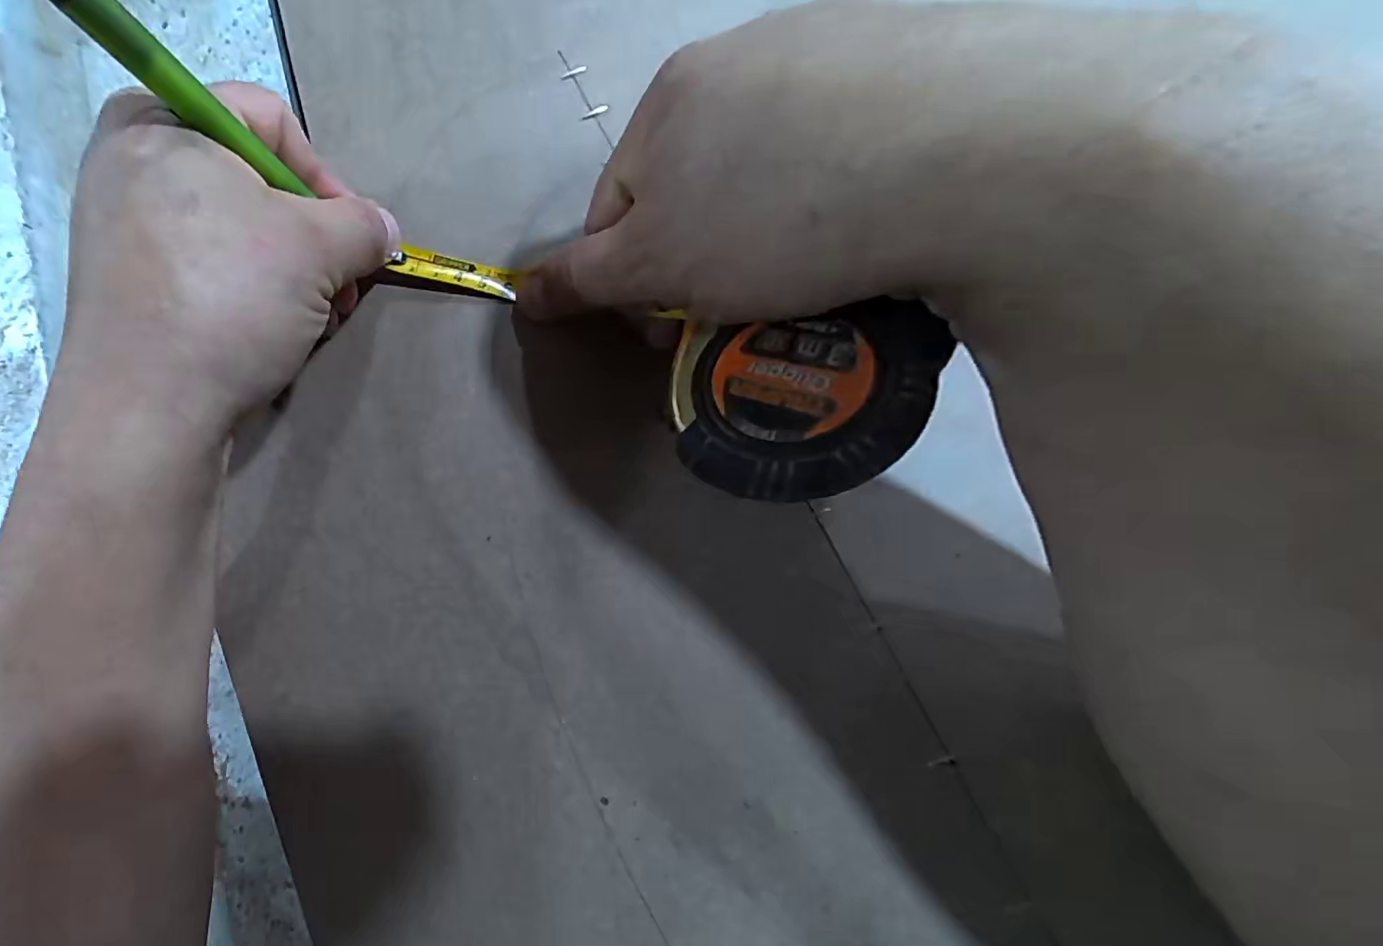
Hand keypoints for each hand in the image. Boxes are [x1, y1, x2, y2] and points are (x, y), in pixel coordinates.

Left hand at [61, 82, 398, 441]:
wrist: (149, 410)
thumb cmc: (229, 304)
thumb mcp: (317, 251)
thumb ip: (362, 227)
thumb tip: (383, 231)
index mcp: (161, 125)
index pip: (269, 120)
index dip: (325, 178)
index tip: (354, 237)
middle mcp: (129, 169)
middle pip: (252, 186)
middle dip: (310, 242)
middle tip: (338, 290)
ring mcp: (120, 236)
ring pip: (232, 239)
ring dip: (287, 279)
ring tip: (311, 324)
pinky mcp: (127, 294)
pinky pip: (204, 277)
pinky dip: (245, 300)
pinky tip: (267, 340)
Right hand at [518, 0, 1259, 326]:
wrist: (991, 148)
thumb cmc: (780, 220)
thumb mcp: (659, 266)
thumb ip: (583, 280)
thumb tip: (522, 295)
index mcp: (669, 102)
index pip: (612, 210)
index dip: (627, 282)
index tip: (665, 330)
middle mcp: (739, 58)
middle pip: (684, 189)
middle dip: (691, 260)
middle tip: (730, 309)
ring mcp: (828, 46)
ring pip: (756, 171)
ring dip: (754, 233)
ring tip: (800, 275)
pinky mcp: (909, 56)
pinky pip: (832, 147)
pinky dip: (825, 196)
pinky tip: (858, 224)